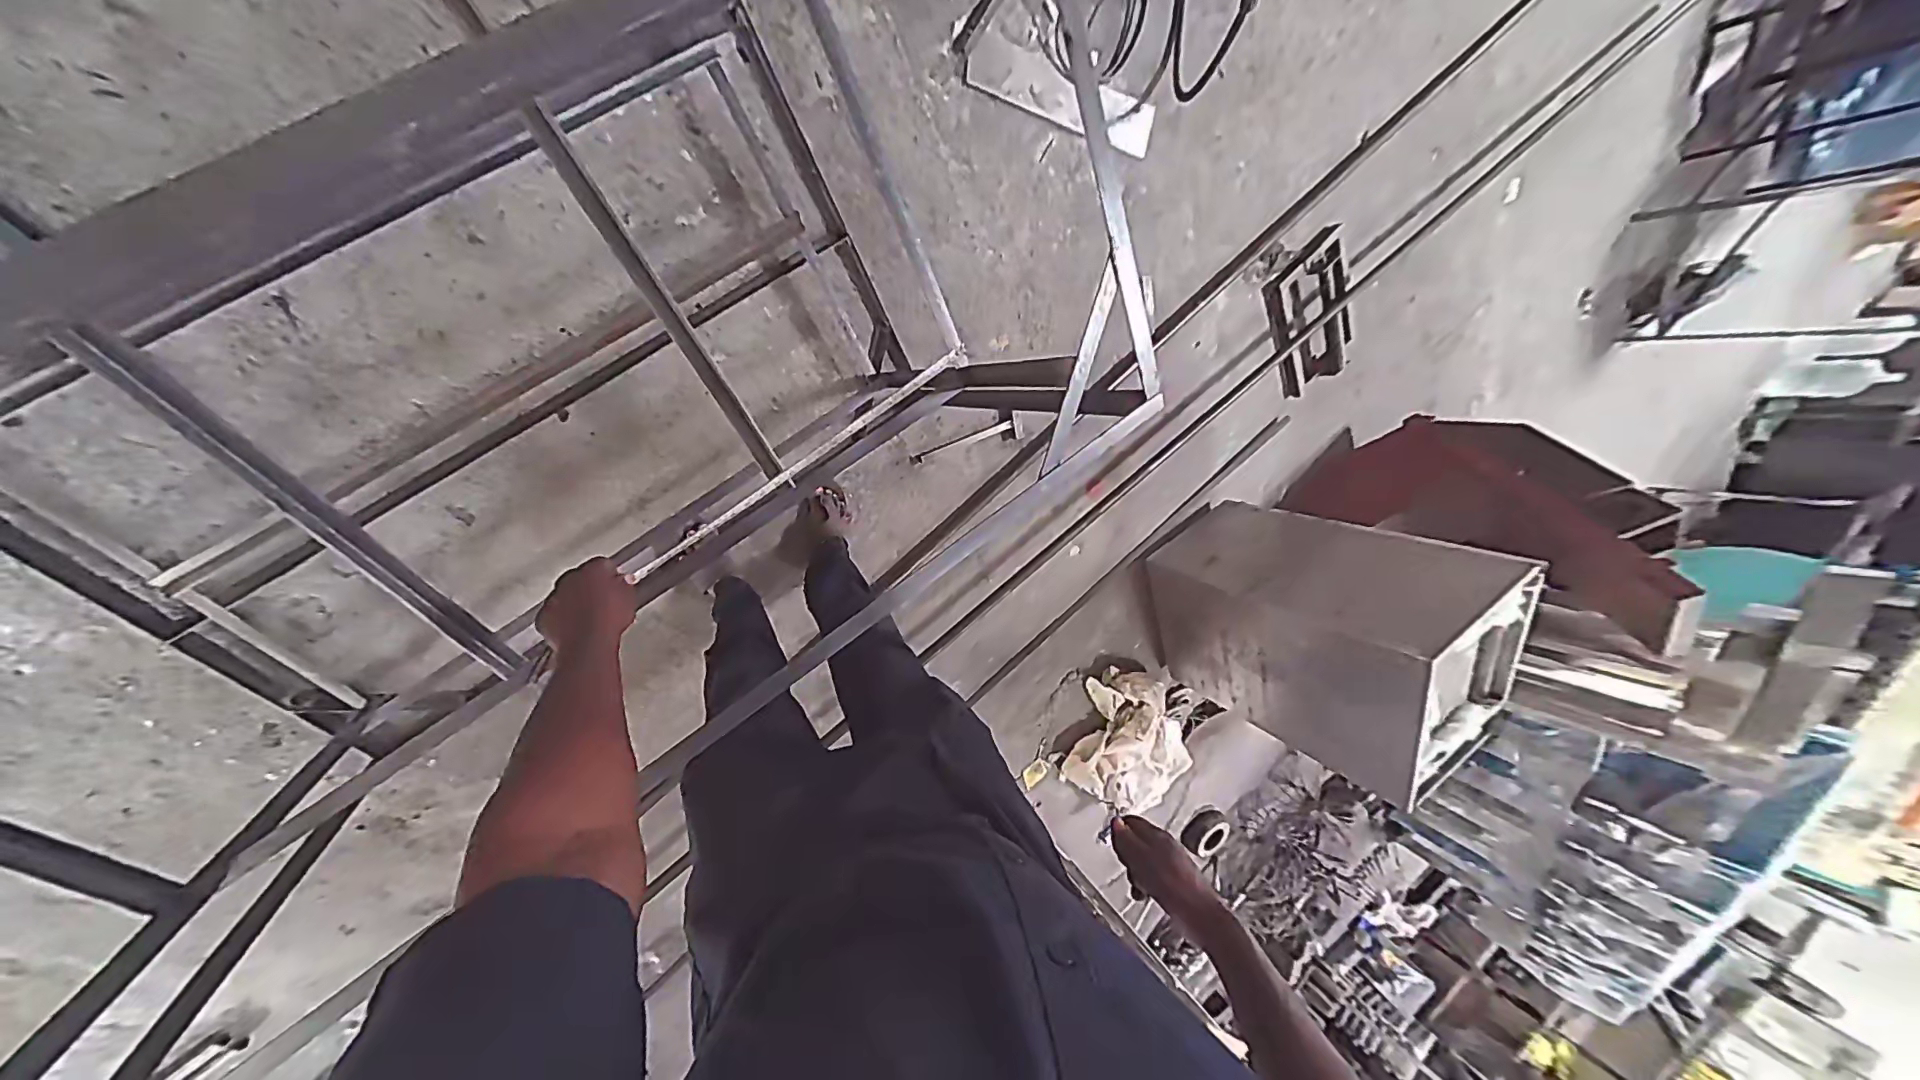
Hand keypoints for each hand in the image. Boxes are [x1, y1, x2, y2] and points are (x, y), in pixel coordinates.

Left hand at [535, 557, 636, 657]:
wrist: (588, 643)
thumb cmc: (609, 619)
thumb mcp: (629, 599)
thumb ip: (624, 585)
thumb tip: (623, 581)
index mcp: (593, 570)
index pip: (603, 564)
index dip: (611, 575)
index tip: (616, 582)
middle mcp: (569, 578)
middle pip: (580, 578)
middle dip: (589, 587)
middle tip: (603, 601)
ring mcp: (554, 597)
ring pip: (564, 595)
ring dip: (574, 602)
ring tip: (590, 617)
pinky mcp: (544, 616)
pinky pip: (553, 614)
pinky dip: (561, 619)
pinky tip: (574, 628)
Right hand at [1112, 815, 1226, 929]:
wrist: (1200, 915)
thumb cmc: (1172, 886)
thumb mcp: (1140, 860)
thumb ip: (1126, 840)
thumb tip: (1116, 822)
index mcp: (1158, 836)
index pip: (1132, 822)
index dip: (1119, 832)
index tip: (1114, 845)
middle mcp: (1167, 846)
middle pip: (1137, 842)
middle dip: (1127, 855)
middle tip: (1127, 867)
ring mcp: (1173, 864)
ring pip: (1144, 861)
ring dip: (1136, 873)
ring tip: (1138, 885)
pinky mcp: (1176, 881)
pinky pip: (1154, 876)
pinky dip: (1146, 884)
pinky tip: (1147, 894)